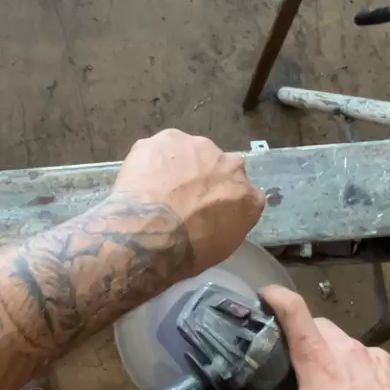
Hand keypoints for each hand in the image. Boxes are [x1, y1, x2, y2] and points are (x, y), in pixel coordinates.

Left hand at [109, 129, 262, 276]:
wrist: (150, 231)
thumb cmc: (186, 250)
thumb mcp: (221, 247)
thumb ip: (227, 222)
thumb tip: (216, 216)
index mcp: (248, 195)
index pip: (242, 194)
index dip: (222, 200)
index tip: (207, 210)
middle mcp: (231, 164)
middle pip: (218, 167)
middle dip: (203, 178)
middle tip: (181, 197)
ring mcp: (199, 146)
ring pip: (190, 153)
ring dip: (178, 166)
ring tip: (156, 188)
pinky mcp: (168, 138)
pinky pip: (161, 149)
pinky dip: (152, 160)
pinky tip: (140, 180)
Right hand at [235, 286, 389, 389]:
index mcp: (319, 360)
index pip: (294, 311)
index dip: (277, 295)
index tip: (264, 294)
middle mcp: (349, 349)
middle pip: (320, 327)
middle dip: (306, 338)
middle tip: (300, 366)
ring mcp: (379, 357)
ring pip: (348, 346)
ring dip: (337, 359)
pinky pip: (374, 362)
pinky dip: (364, 373)